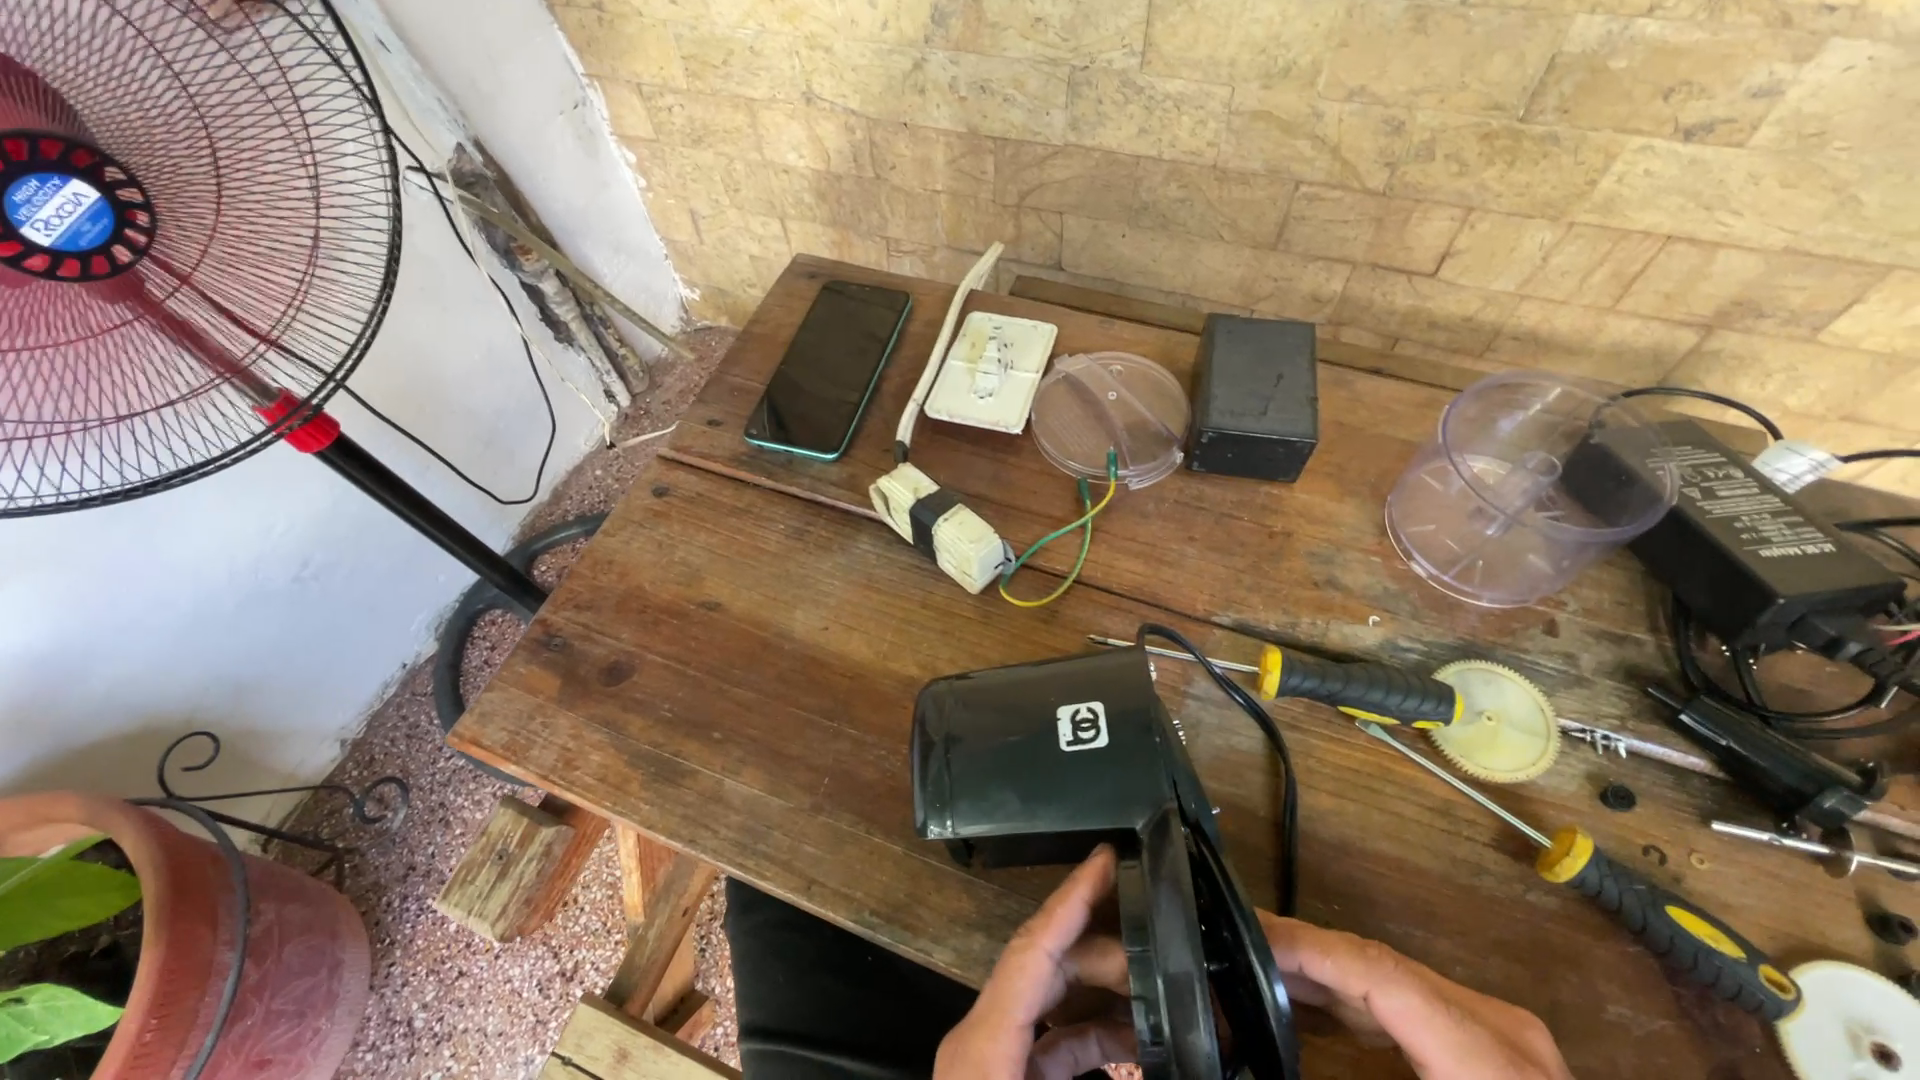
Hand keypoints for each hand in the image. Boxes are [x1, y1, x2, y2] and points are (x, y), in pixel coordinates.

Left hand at [934, 846, 1136, 1079]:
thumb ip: (1092, 1058)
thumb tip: (1156, 1050)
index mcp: (986, 1039)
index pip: (1033, 946)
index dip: (1073, 896)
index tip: (1107, 857)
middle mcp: (985, 1035)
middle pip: (1048, 963)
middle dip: (1106, 946)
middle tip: (1160, 941)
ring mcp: (995, 1055)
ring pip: (1051, 998)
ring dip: (1103, 987)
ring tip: (1157, 981)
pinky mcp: (1008, 1074)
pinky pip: (1052, 1038)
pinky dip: (1092, 1032)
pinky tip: (1137, 1037)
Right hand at [1258, 912, 1572, 1079]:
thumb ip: (1339, 1073)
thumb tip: (1256, 1061)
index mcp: (1488, 1060)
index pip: (1380, 974)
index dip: (1306, 948)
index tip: (1244, 936)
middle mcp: (1497, 1029)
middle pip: (1379, 964)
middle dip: (1300, 950)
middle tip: (1227, 940)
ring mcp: (1499, 1035)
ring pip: (1390, 977)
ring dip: (1320, 971)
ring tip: (1252, 962)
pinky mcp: (1492, 1048)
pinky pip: (1408, 1003)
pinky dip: (1352, 996)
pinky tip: (1309, 998)